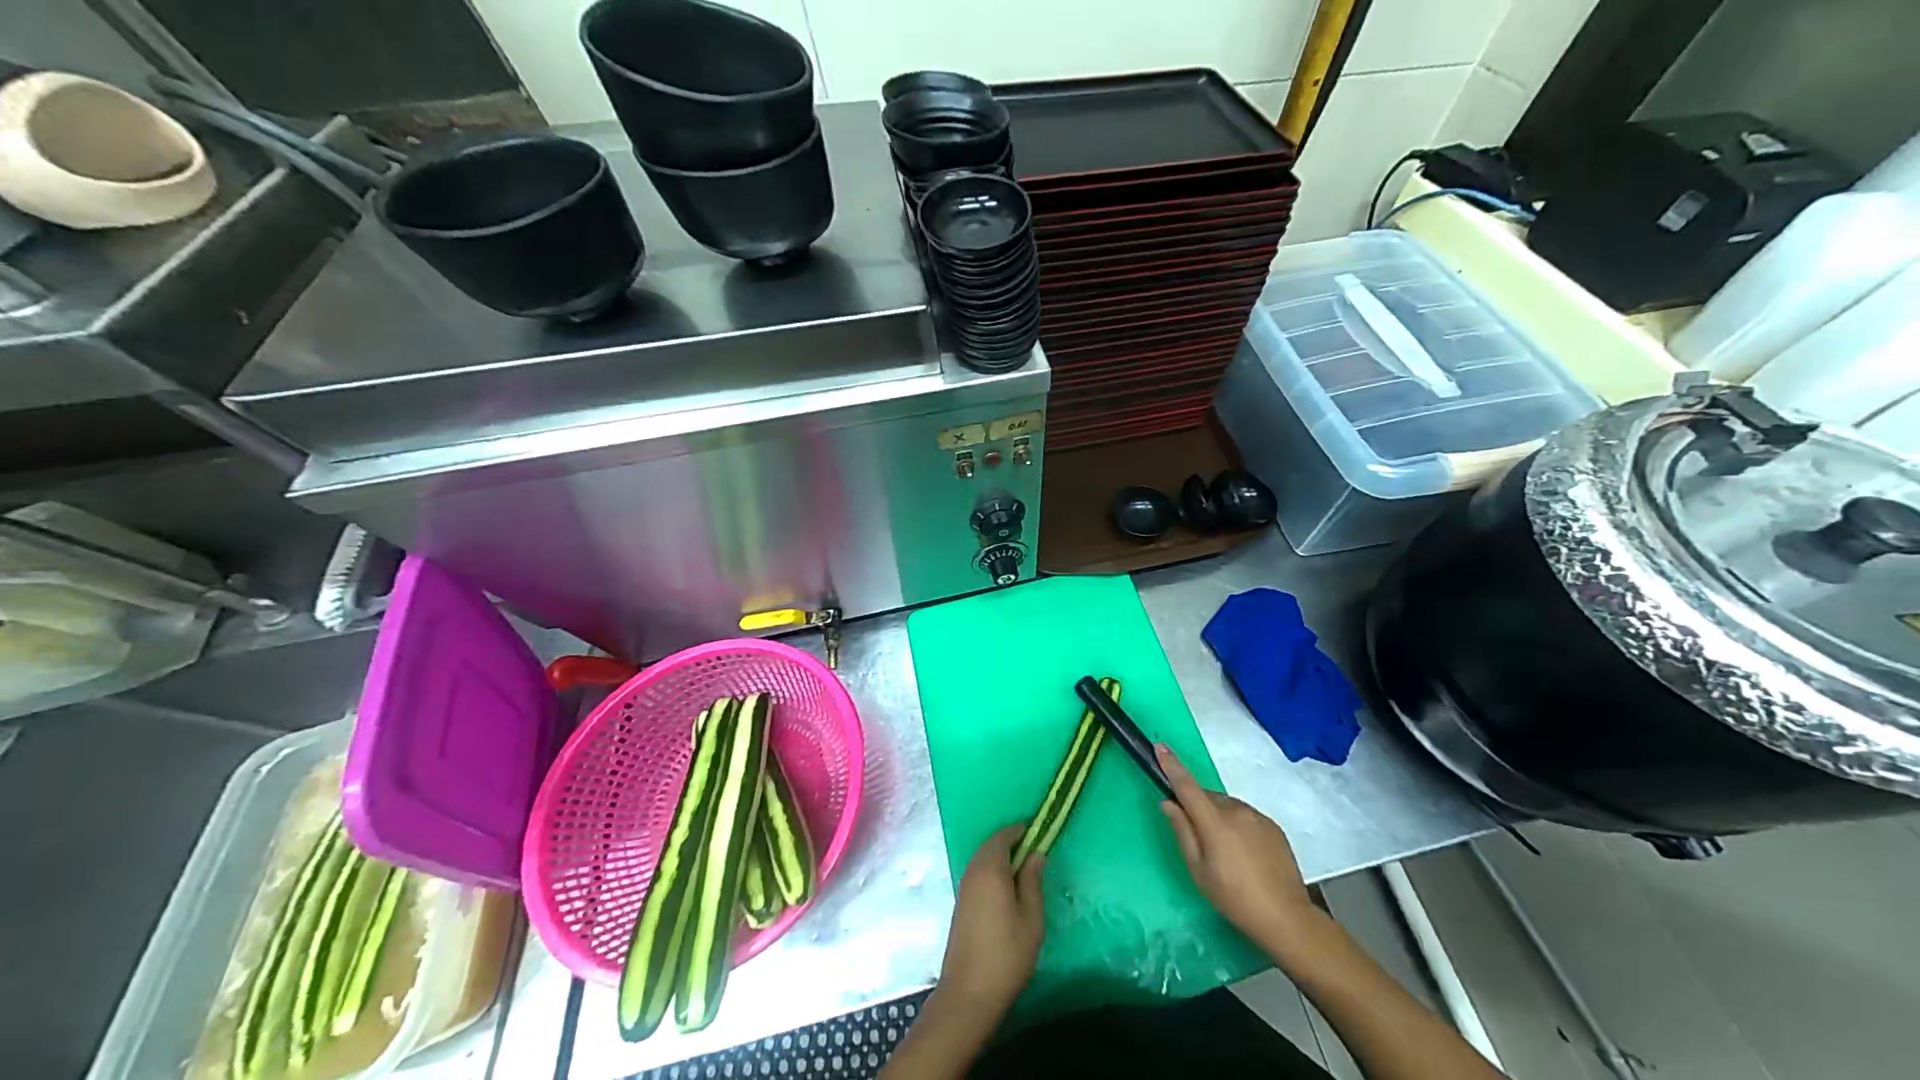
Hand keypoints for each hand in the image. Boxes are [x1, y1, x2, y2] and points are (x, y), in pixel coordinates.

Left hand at [938, 824, 1045, 1017]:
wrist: (969, 991)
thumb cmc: (1007, 953)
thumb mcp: (1031, 918)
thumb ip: (1032, 881)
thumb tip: (1036, 854)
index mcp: (990, 869)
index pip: (1003, 836)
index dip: (1020, 830)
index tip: (1038, 832)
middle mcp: (972, 871)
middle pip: (991, 845)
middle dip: (1011, 841)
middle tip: (1034, 849)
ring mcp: (963, 887)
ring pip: (982, 859)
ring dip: (1001, 857)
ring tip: (1025, 869)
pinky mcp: (961, 903)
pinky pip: (978, 873)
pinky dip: (992, 870)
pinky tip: (1007, 888)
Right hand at [1156, 744, 1321, 959]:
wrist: (1286, 917)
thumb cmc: (1234, 897)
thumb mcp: (1198, 869)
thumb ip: (1182, 832)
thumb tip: (1169, 803)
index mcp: (1215, 822)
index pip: (1187, 786)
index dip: (1171, 765)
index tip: (1160, 746)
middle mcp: (1238, 811)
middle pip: (1208, 798)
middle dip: (1198, 808)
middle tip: (1199, 839)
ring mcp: (1259, 817)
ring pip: (1228, 807)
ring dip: (1219, 818)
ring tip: (1225, 852)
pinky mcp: (1274, 827)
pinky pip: (1246, 817)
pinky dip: (1238, 826)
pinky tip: (1244, 854)